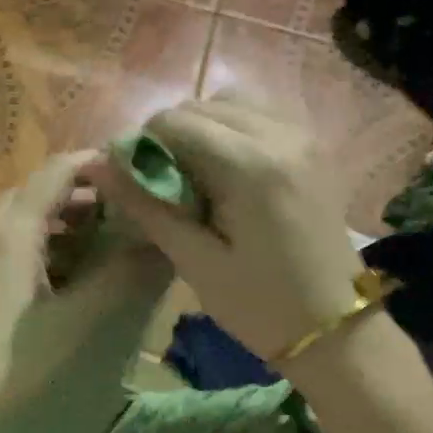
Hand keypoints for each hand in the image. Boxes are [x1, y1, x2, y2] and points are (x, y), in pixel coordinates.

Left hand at [0, 151, 171, 432]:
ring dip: (67, 224)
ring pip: (26, 221)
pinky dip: (47, 248)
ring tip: (108, 246)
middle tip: (130, 214)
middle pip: (41, 192)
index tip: (142, 176)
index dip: (102, 164)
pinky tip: (70, 280)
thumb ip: (124, 278)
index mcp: (14, 227)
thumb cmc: (10, 360)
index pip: (60, 169)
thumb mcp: (76, 320)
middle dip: (87, 195)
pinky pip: (15, 248)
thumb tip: (165, 242)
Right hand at [98, 92, 363, 360]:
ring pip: (230, 106)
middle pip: (202, 106)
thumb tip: (98, 167)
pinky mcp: (313, 147)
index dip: (139, 147)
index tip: (126, 185)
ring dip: (198, 134)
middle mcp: (281, 133)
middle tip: (155, 190)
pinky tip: (222, 179)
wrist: (334, 326)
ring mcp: (303, 136)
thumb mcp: (196, 262)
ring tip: (188, 183)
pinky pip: (259, 119)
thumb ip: (148, 207)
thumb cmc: (259, 306)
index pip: (175, 122)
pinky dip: (229, 136)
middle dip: (167, 140)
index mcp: (252, 165)